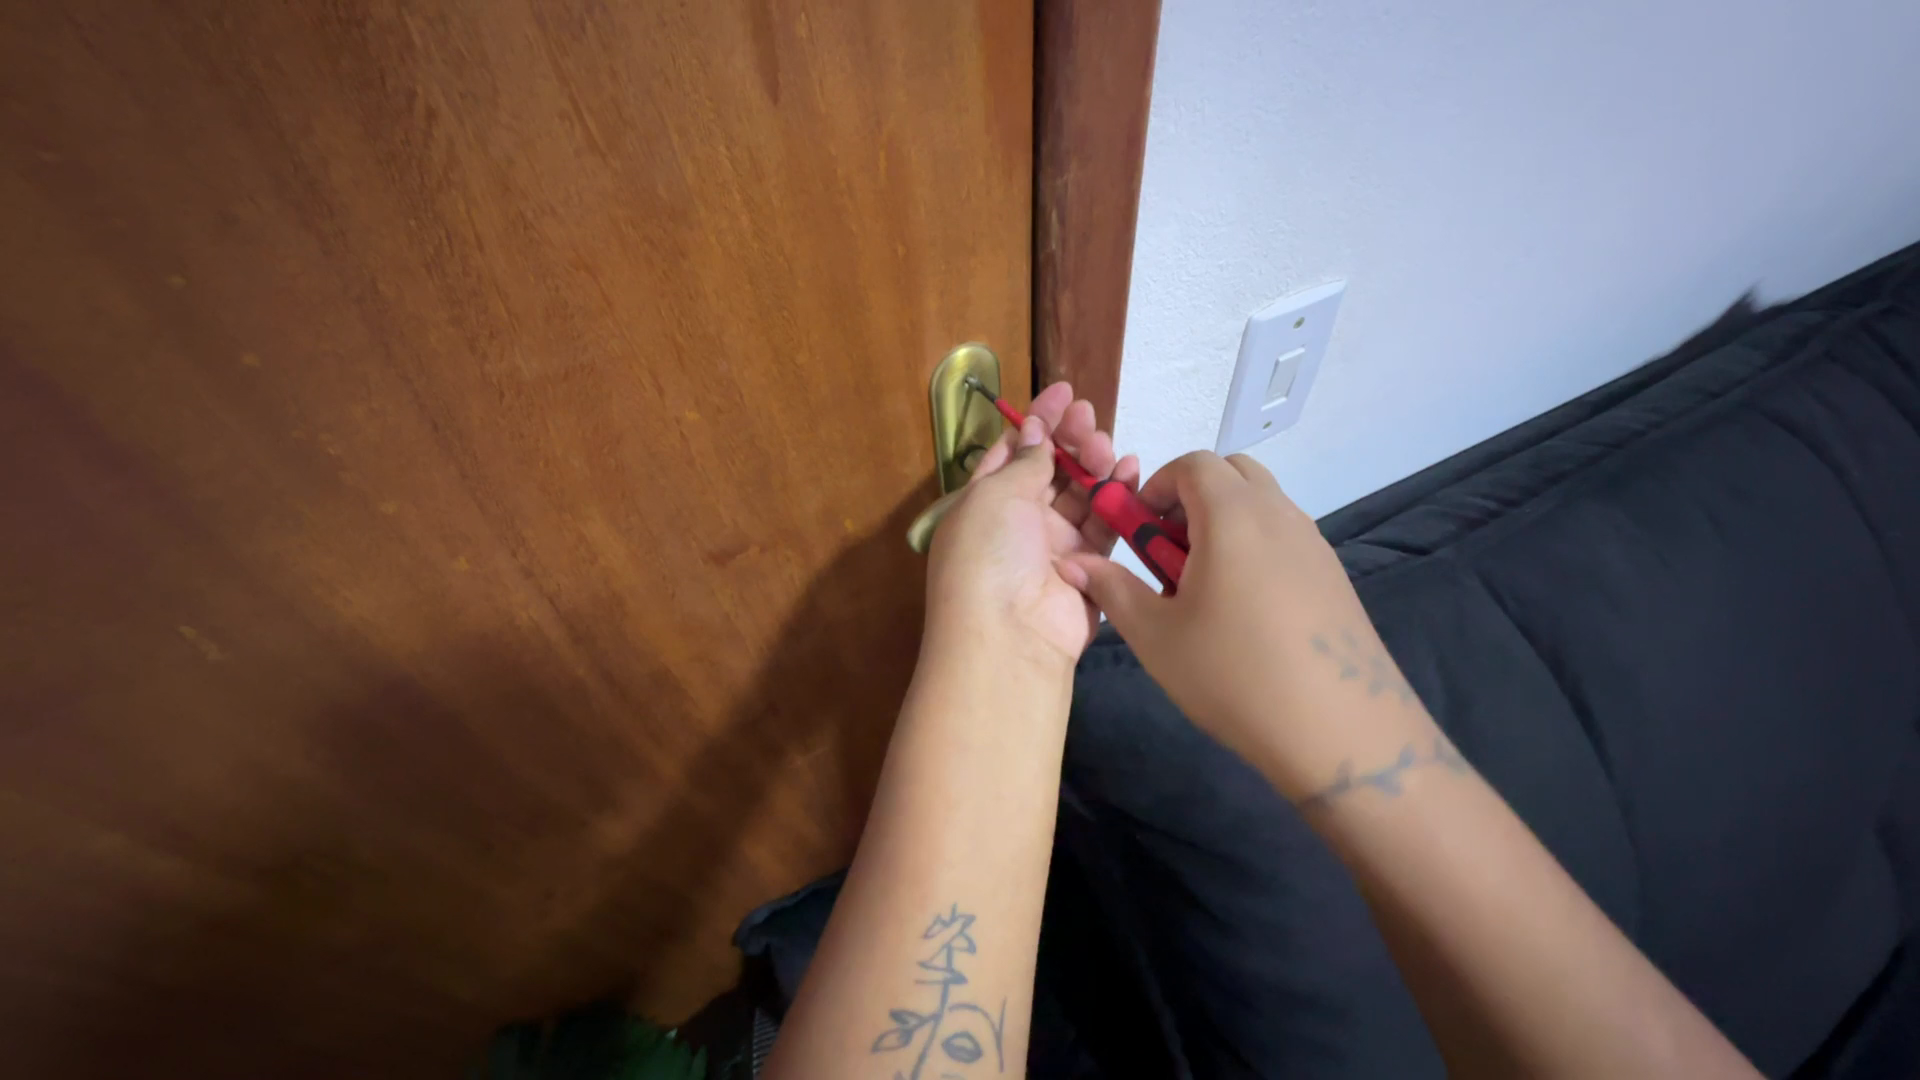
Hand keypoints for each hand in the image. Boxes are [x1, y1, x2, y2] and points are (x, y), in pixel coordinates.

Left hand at [924, 383, 1139, 666]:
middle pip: (1050, 470)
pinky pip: (1104, 523)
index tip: (1064, 392)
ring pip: (1081, 493)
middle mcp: (1017, 522)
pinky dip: (1117, 495)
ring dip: (1094, 464)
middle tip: (1089, 418)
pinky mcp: (1087, 565)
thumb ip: (1025, 462)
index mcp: (984, 502)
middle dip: (1069, 439)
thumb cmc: (987, 555)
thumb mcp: (994, 496)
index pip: (1013, 452)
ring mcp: (1053, 544)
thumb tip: (1036, 433)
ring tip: (1106, 446)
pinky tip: (1129, 469)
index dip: (1038, 420)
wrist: (1008, 636)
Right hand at [1057, 452, 1426, 791]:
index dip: (1157, 486)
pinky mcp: (1333, 575)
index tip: (1138, 530)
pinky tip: (1243, 613)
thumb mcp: (1155, 634)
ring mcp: (1314, 544)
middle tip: (1167, 552)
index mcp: (1233, 516)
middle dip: (1191, 497)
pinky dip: (1253, 547)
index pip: (1193, 464)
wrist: (1340, 732)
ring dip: (1222, 523)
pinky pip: (1284, 537)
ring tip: (1202, 589)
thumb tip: (1070, 562)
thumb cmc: (1232, 675)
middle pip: (1232, 473)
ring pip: (1261, 505)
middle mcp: (1279, 515)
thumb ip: (1109, 588)